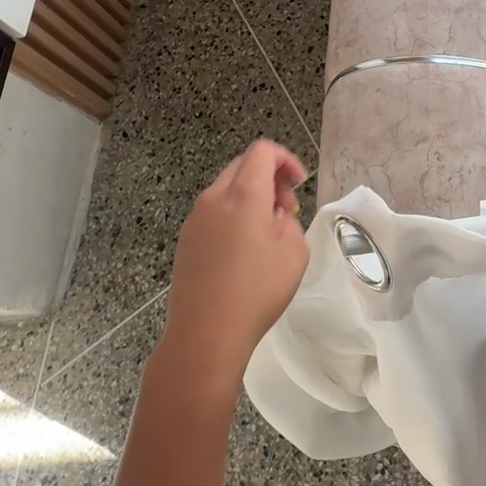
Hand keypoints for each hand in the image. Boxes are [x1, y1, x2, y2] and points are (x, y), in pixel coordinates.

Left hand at [162, 140, 309, 382]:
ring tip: (266, 232)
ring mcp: (195, 219)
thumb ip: (288, 222)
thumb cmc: (257, 291)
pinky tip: (243, 250)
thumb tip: (273, 217)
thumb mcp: (294, 252)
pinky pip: (214, 212)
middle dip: (269, 177)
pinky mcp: (186, 240)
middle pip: (242, 166)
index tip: (299, 185)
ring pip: (226, 188)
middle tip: (286, 208)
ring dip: (250, 196)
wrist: (205, 334)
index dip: (286, 159)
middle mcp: (214, 198)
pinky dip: (233, 214)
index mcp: (243, 194)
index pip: (262, 151)